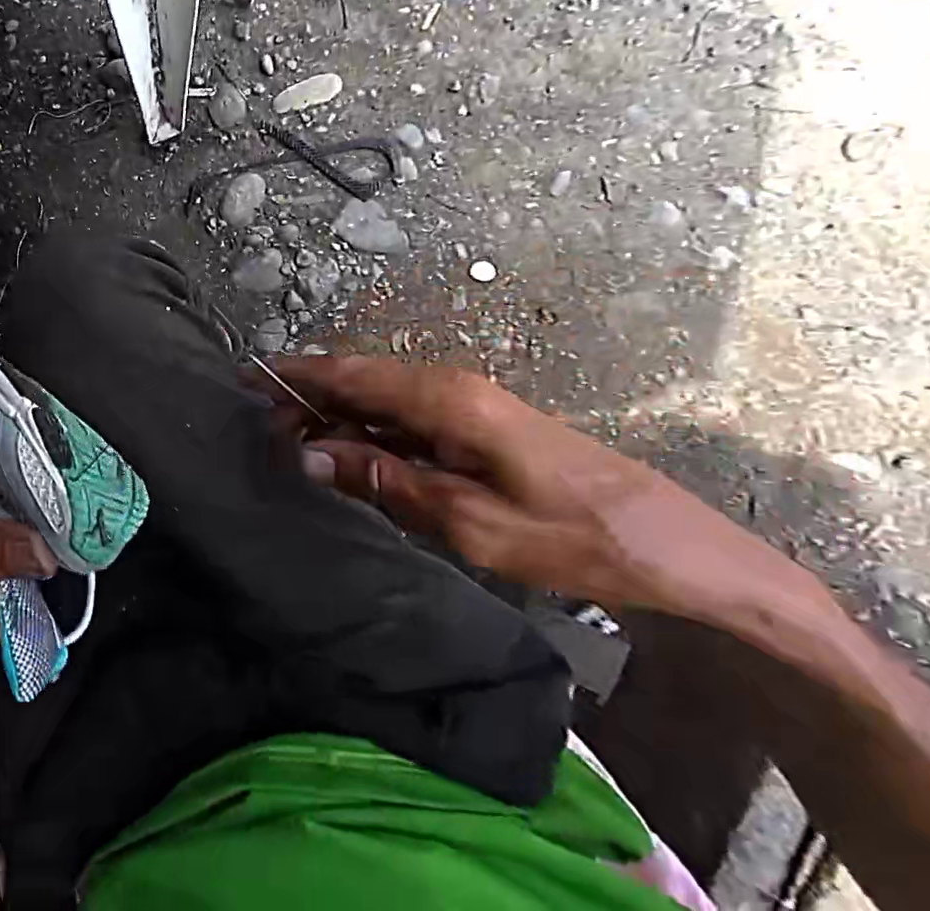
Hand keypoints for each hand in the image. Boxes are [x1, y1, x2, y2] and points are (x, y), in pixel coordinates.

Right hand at [257, 356, 788, 617]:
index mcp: (448, 401)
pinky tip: (337, 457)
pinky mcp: (474, 428)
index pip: (350, 374)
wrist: (685, 555)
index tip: (243, 382)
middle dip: (303, 399)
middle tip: (257, 432)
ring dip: (329, 418)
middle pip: (357, 380)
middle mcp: (451, 389)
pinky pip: (399, 420)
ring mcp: (465, 407)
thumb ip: (385, 482)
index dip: (294, 375)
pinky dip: (361, 433)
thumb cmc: (579, 540)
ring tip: (284, 445)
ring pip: (375, 399)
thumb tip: (309, 455)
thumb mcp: (471, 523)